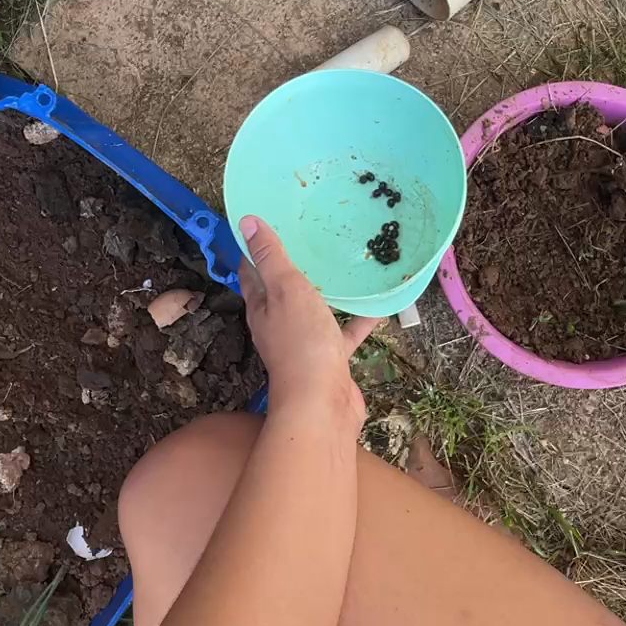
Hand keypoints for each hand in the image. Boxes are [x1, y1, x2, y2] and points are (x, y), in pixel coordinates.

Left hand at [237, 216, 379, 425]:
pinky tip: (379, 306)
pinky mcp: (330, 358)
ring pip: (315, 310)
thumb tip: (246, 222)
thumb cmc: (300, 343)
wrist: (322, 404)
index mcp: (262, 306)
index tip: (266, 222)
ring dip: (327, 291)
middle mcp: (278, 324)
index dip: (255, 246)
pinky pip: (345, 333)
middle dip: (294, 265)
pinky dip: (359, 320)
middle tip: (312, 236)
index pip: (252, 270)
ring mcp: (304, 343)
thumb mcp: (285, 290)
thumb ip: (270, 257)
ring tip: (346, 266)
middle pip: (283, 289)